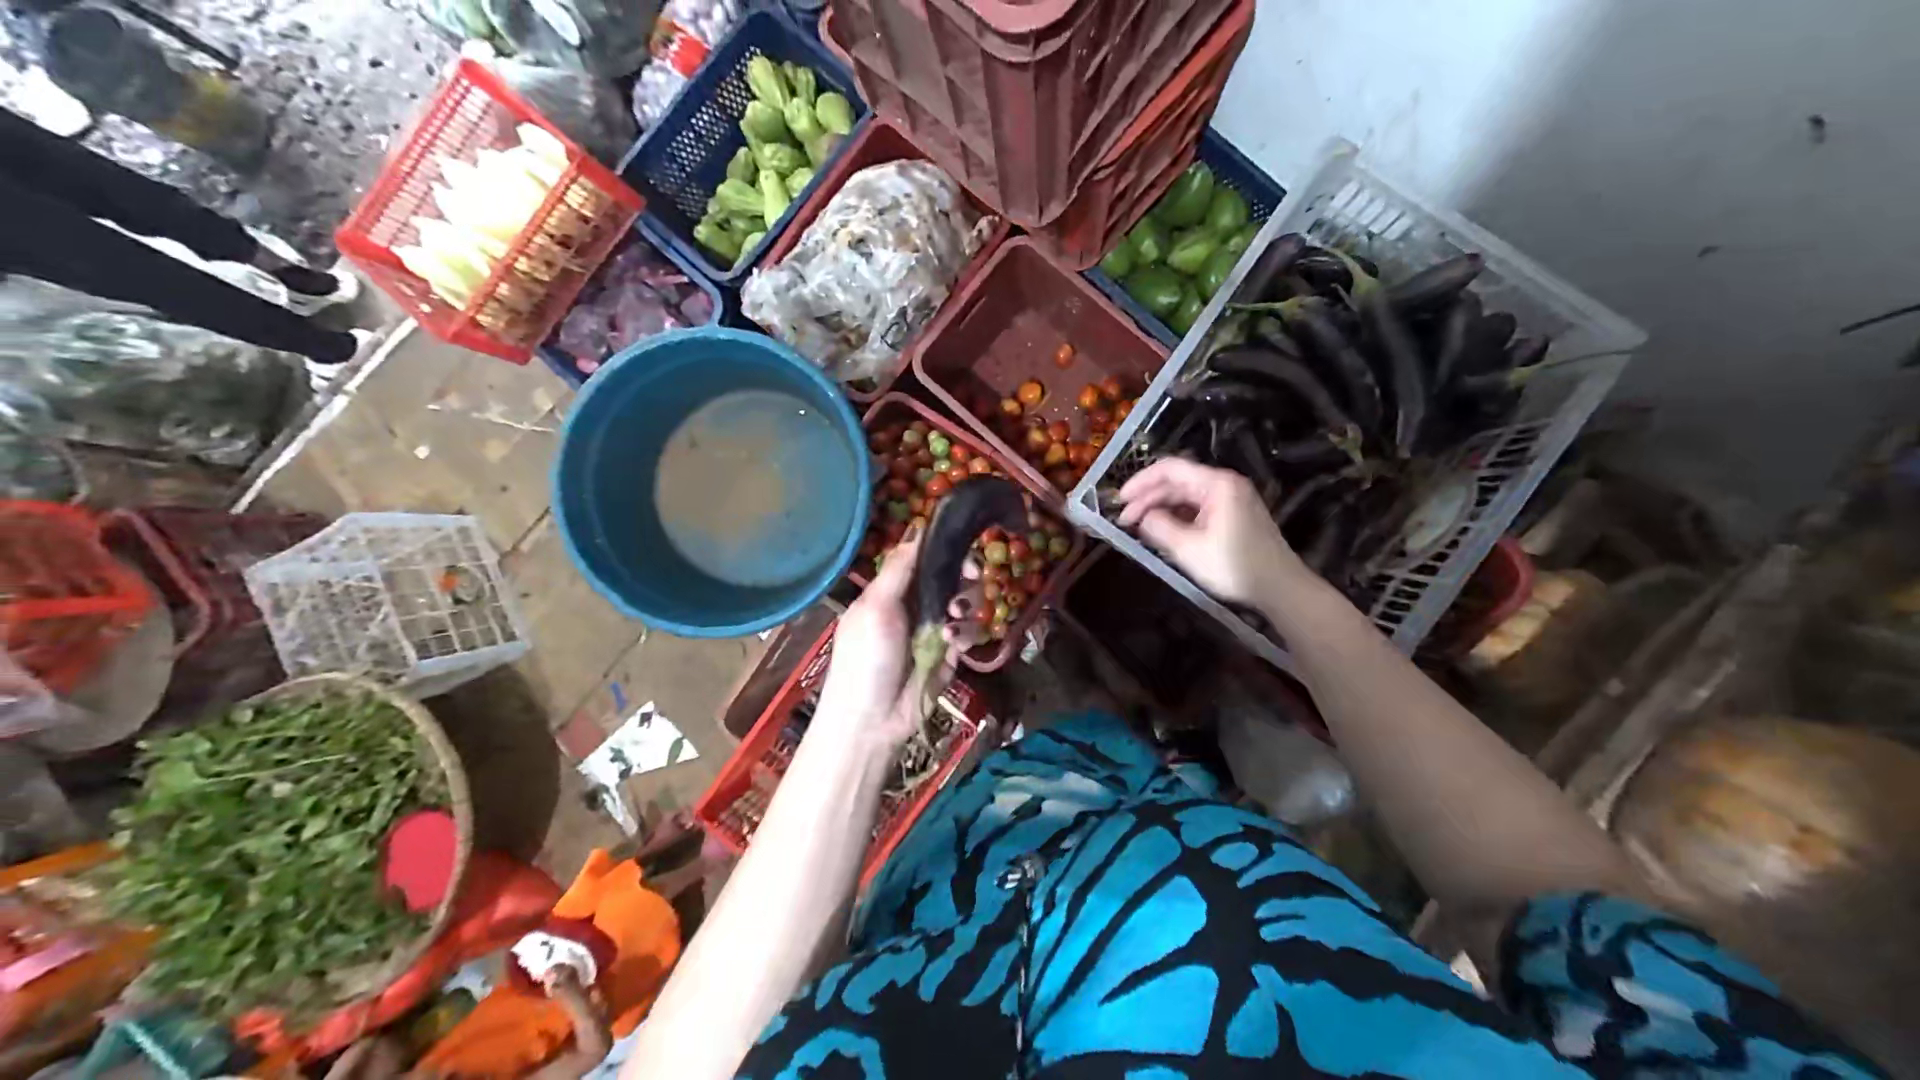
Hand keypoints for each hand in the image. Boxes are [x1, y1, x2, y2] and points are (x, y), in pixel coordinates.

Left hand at [812, 533, 950, 749]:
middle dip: (965, 577)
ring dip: (967, 607)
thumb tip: (918, 524)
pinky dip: (967, 635)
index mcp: (892, 590)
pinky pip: (970, 634)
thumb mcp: (876, 606)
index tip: (964, 548)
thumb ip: (899, 567)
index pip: (925, 558)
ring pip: (967, 604)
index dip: (947, 550)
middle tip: (973, 579)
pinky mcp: (950, 655)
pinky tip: (953, 644)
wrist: (873, 720)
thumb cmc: (866, 658)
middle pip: (952, 578)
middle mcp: (916, 606)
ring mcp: (935, 631)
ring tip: (954, 620)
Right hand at [1115, 458, 1311, 608]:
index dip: (1140, 481)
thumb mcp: (1188, 549)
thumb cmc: (1234, 566)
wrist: (1280, 588)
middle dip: (1148, 498)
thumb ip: (1159, 527)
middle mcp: (1225, 484)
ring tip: (1139, 527)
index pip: (1170, 469)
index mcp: (1217, 484)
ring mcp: (1231, 499)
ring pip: (1186, 496)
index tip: (1119, 500)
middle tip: (1124, 520)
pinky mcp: (1233, 515)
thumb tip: (1142, 517)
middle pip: (1177, 481)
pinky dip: (1177, 517)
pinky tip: (1163, 532)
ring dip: (1161, 508)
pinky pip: (1197, 508)